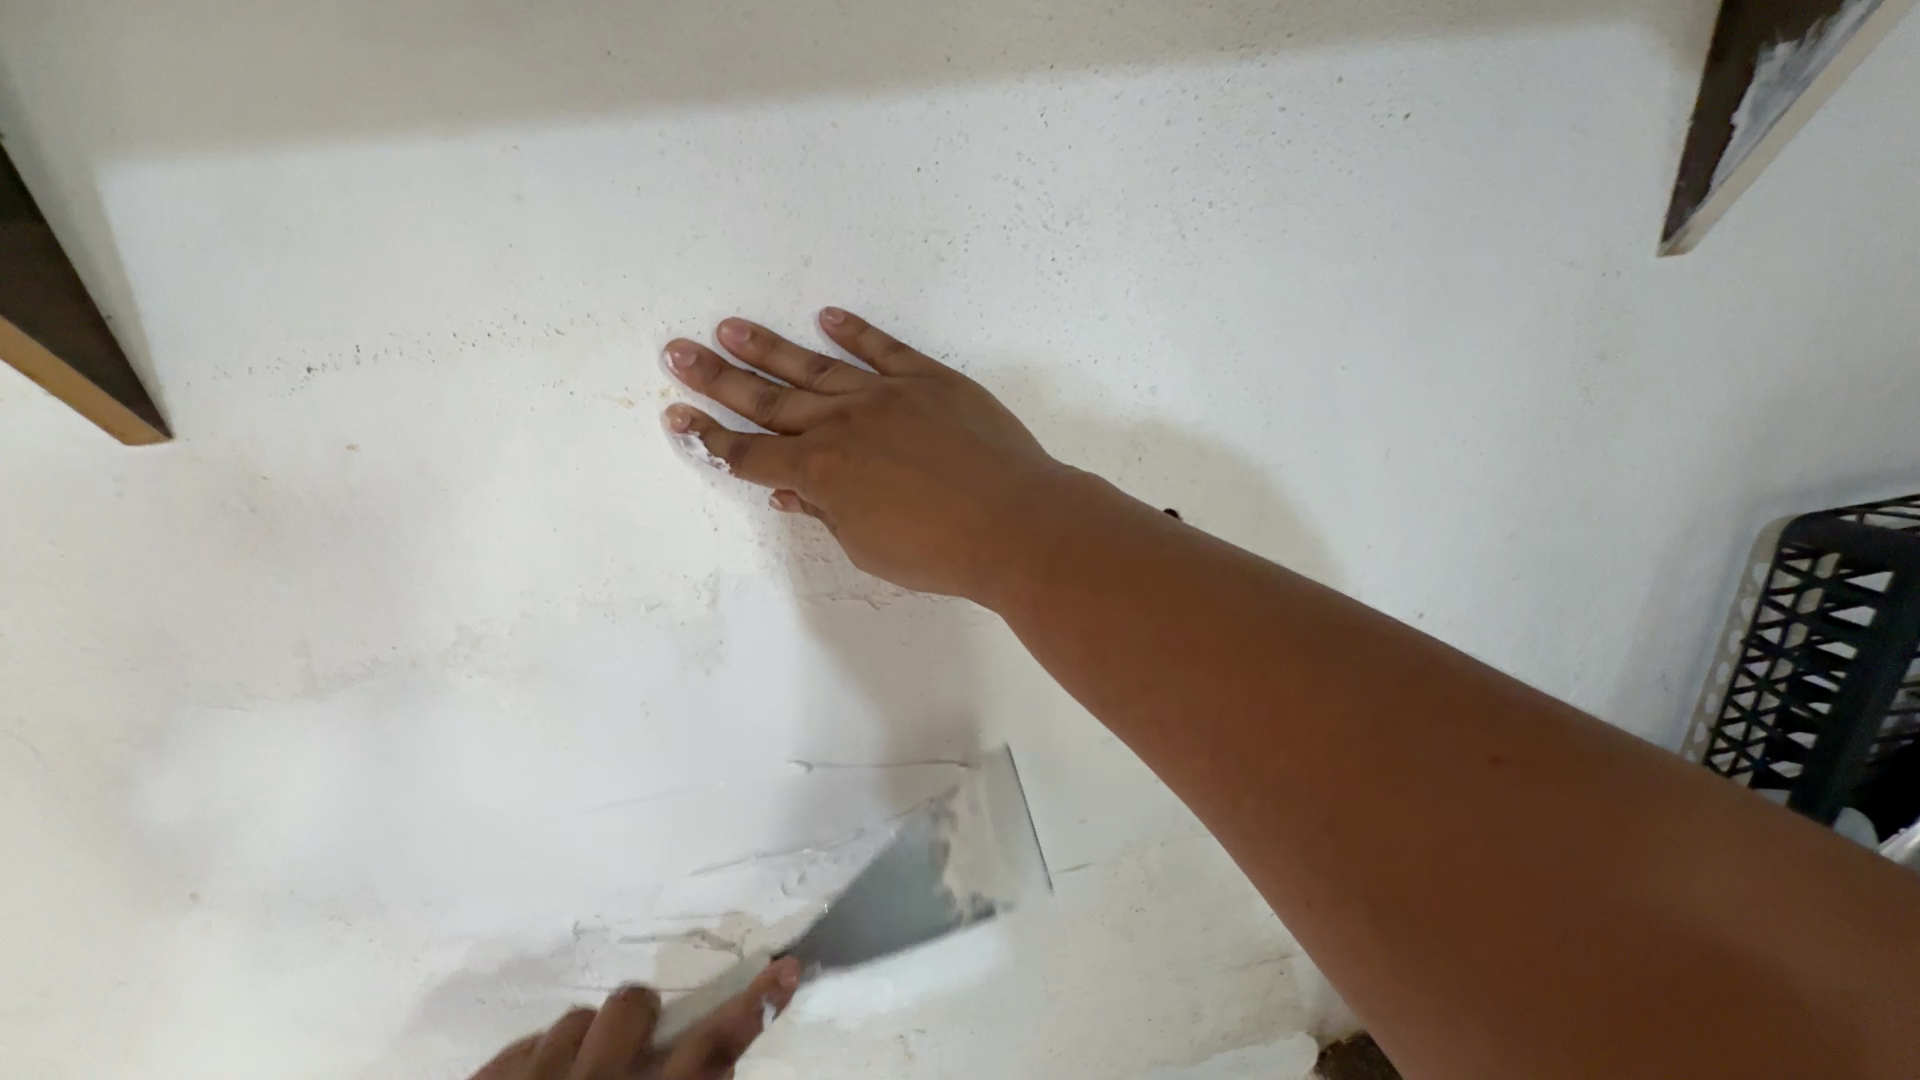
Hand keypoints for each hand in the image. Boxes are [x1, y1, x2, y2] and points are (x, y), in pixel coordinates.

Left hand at [467, 958, 799, 1079]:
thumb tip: (716, 1073)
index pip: (713, 1049)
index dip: (757, 1006)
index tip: (788, 969)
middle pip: (633, 1006)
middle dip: (640, 1022)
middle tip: (633, 1058)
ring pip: (574, 1019)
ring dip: (585, 1046)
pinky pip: (523, 1044)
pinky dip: (535, 1063)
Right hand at [661, 308, 1068, 600]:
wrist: (1016, 523)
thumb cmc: (939, 553)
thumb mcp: (867, 547)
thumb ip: (823, 512)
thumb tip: (787, 489)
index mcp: (821, 472)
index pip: (750, 453)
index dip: (709, 437)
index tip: (676, 415)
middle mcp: (842, 425)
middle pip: (767, 400)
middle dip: (717, 378)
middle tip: (677, 351)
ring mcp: (885, 394)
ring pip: (814, 367)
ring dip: (768, 348)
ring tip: (730, 328)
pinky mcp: (929, 379)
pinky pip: (883, 349)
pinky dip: (854, 332)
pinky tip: (826, 317)